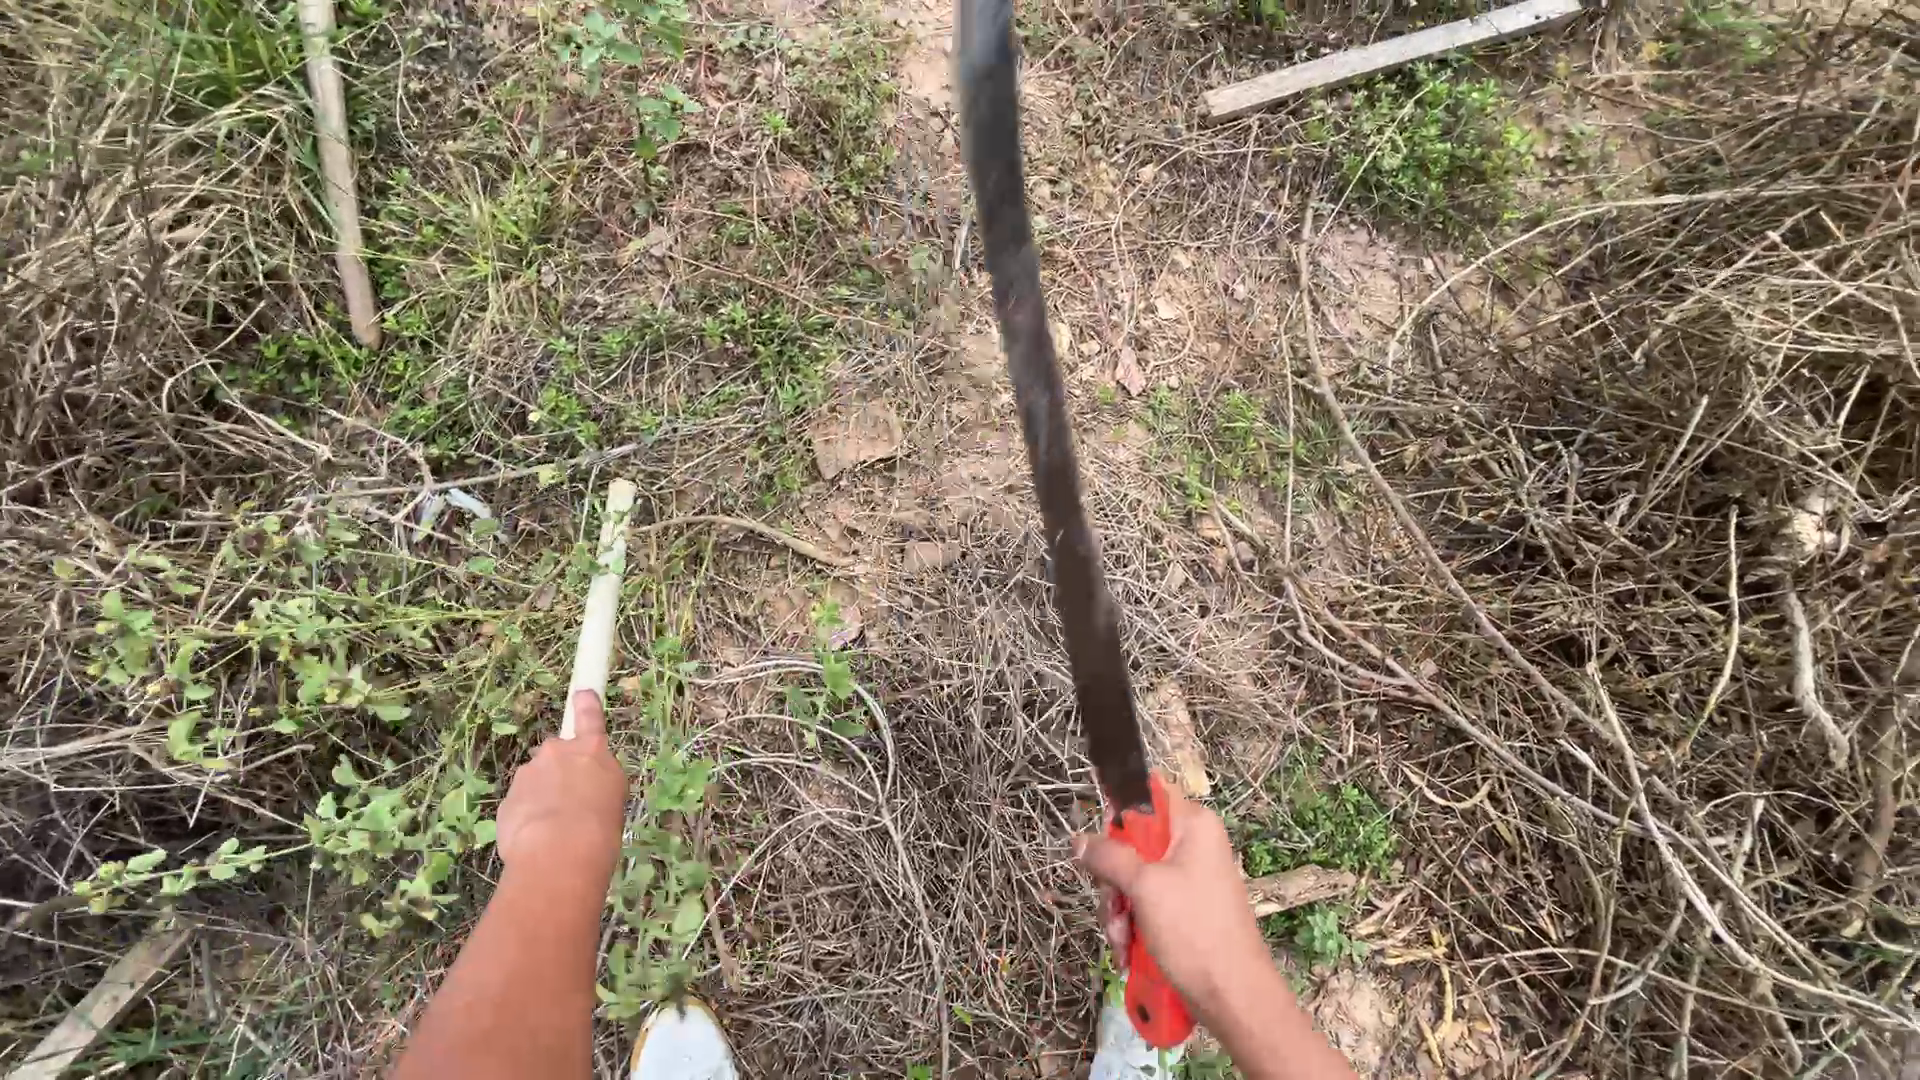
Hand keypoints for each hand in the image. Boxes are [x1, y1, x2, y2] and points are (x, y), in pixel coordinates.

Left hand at [496, 690, 628, 875]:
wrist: (558, 850)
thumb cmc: (601, 823)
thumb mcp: (614, 794)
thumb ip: (599, 777)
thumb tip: (586, 781)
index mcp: (592, 749)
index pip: (589, 717)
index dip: (586, 704)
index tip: (582, 692)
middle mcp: (558, 752)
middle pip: (557, 754)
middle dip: (559, 771)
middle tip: (571, 800)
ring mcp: (528, 773)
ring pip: (536, 779)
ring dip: (543, 795)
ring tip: (554, 826)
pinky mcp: (507, 798)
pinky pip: (520, 802)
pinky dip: (528, 814)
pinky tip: (537, 836)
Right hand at [1073, 789, 1272, 1026]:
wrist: (1235, 1000)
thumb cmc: (1193, 931)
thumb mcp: (1144, 887)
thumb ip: (1109, 856)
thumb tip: (1078, 839)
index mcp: (1194, 824)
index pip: (1147, 795)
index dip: (1119, 814)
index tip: (1103, 845)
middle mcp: (1193, 844)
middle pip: (1133, 841)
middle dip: (1114, 879)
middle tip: (1115, 906)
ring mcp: (1188, 878)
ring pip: (1134, 876)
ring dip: (1119, 909)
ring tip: (1123, 940)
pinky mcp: (1183, 908)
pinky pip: (1145, 902)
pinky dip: (1132, 924)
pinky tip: (1129, 951)